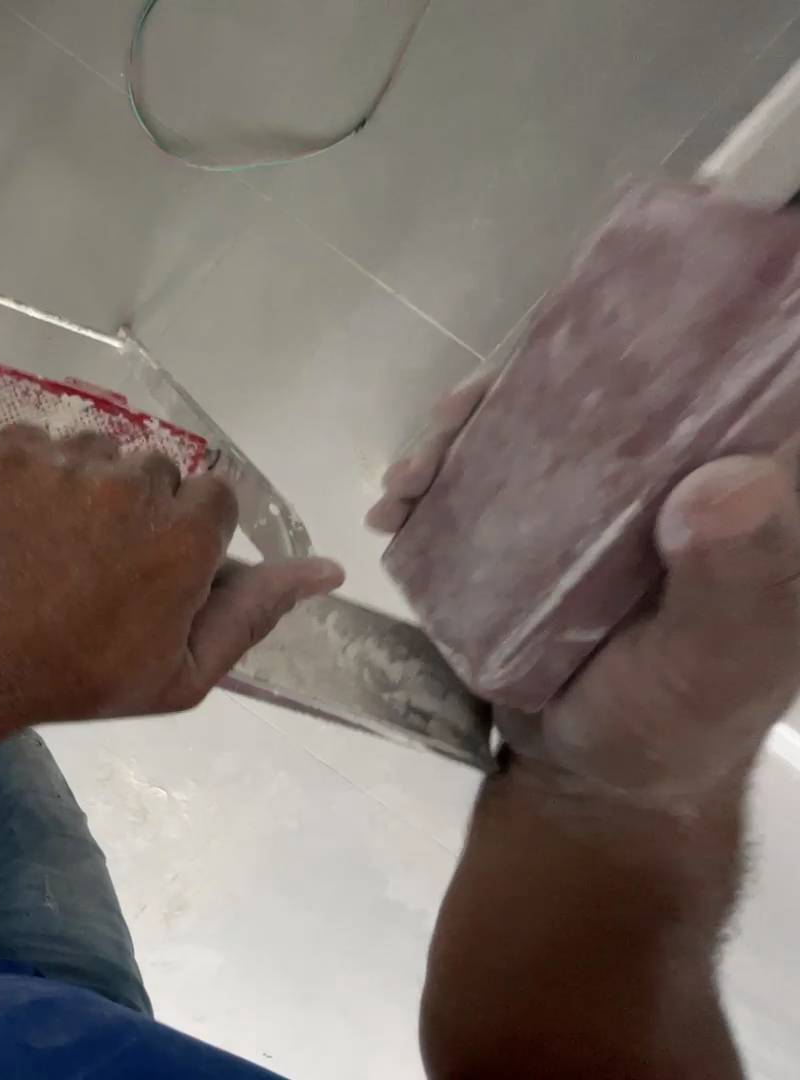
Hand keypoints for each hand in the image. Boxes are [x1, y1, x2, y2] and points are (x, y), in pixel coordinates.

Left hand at [0, 426, 344, 728]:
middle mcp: (130, 482)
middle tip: (89, 560)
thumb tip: (326, 569)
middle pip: (154, 472)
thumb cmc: (71, 679)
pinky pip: (37, 443)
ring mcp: (62, 462)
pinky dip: (31, 471)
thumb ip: (253, 614)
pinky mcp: (5, 452)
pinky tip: (12, 518)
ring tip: (45, 540)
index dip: (181, 535)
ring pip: (95, 452)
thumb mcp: (178, 673)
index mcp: (184, 534)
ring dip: (82, 485)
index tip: (147, 568)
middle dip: (135, 509)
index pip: (213, 499)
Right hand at [371, 371, 799, 803]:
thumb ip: (736, 581)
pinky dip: (415, 500)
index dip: (640, 358)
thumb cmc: (672, 720)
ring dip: (445, 450)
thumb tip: (729, 476)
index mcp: (725, 504)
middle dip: (500, 403)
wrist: (586, 772)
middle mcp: (644, 496)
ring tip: (401, 480)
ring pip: (506, 452)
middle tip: (449, 415)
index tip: (569, 352)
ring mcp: (567, 523)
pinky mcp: (506, 551)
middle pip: (575, 414)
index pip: (694, 400)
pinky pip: (458, 505)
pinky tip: (387, 514)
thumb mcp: (719, 660)